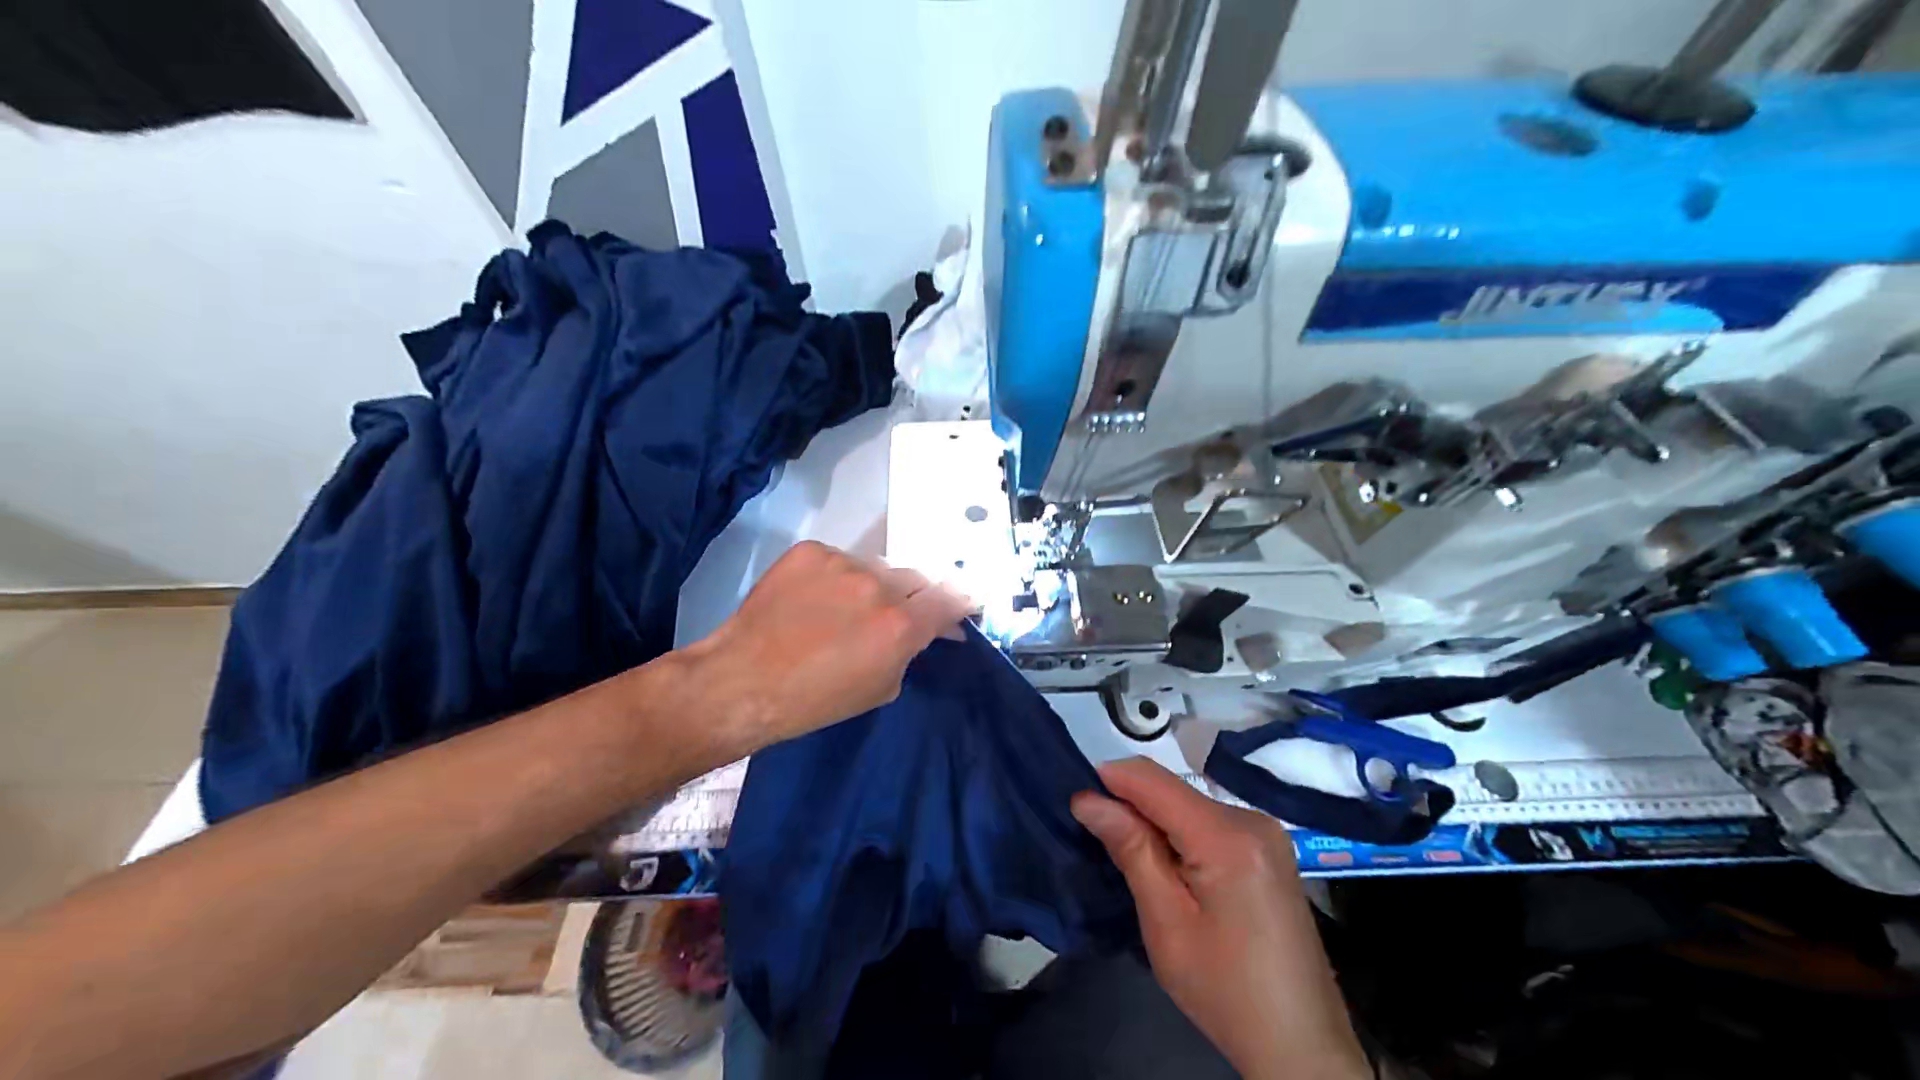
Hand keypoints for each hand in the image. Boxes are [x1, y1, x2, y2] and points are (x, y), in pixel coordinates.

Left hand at [685, 541, 970, 751]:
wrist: (742, 680)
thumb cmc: (815, 700)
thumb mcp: (880, 687)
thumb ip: (910, 650)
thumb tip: (930, 629)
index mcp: (901, 625)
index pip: (950, 598)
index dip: (959, 602)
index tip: (958, 606)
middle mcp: (878, 585)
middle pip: (915, 578)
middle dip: (912, 598)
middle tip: (891, 617)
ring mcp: (842, 563)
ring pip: (875, 568)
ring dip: (872, 587)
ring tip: (843, 611)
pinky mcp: (809, 551)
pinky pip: (838, 560)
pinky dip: (835, 578)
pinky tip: (814, 600)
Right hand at [1072, 758, 1368, 1079]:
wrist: (1302, 1046)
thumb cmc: (1227, 992)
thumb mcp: (1167, 924)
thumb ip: (1130, 850)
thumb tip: (1087, 799)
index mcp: (1228, 835)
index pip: (1152, 779)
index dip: (1108, 780)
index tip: (1076, 803)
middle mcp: (1250, 818)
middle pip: (1171, 789)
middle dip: (1130, 806)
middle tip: (1101, 845)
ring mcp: (1265, 833)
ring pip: (1188, 804)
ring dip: (1153, 822)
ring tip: (1131, 862)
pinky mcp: (1268, 850)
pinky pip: (1208, 822)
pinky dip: (1179, 834)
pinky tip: (1170, 870)